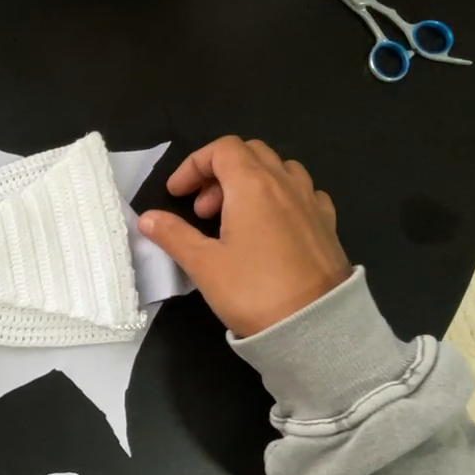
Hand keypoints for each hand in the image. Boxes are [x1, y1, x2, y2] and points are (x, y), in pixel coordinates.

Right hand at [138, 137, 351, 338]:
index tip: (176, 194)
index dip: (193, 166)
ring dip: (250, 182)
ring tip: (234, 217)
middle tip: (202, 209)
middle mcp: (285, 183)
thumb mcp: (203, 265)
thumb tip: (147, 218)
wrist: (315, 325)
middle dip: (219, 172)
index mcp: (253, 185)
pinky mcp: (327, 224)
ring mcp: (311, 201)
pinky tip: (270, 227)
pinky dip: (279, 198)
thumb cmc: (252, 290)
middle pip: (251, 153)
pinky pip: (302, 193)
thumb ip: (173, 235)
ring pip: (279, 170)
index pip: (222, 149)